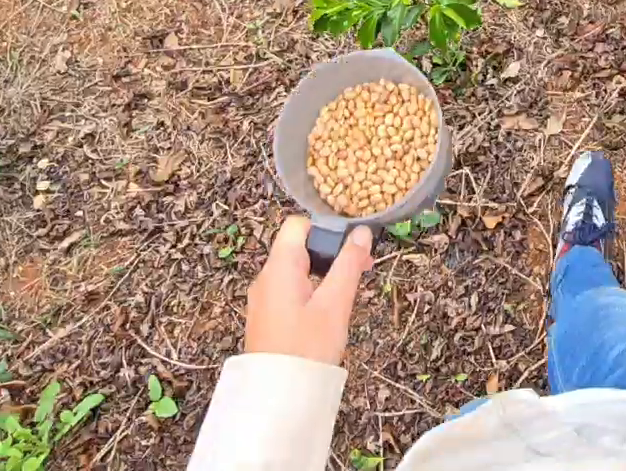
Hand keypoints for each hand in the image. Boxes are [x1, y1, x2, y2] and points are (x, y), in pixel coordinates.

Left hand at [243, 216, 374, 364]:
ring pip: (298, 269)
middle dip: (331, 251)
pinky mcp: (267, 318)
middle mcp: (266, 278)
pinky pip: (292, 289)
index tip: (351, 244)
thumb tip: (362, 232)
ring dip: (325, 271)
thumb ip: (349, 263)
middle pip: (300, 246)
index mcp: (279, 267)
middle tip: (361, 267)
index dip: (325, 227)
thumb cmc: (307, 347)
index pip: (298, 225)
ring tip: (349, 290)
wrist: (277, 401)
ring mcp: (264, 299)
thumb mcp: (335, 303)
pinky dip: (313, 289)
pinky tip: (330, 309)